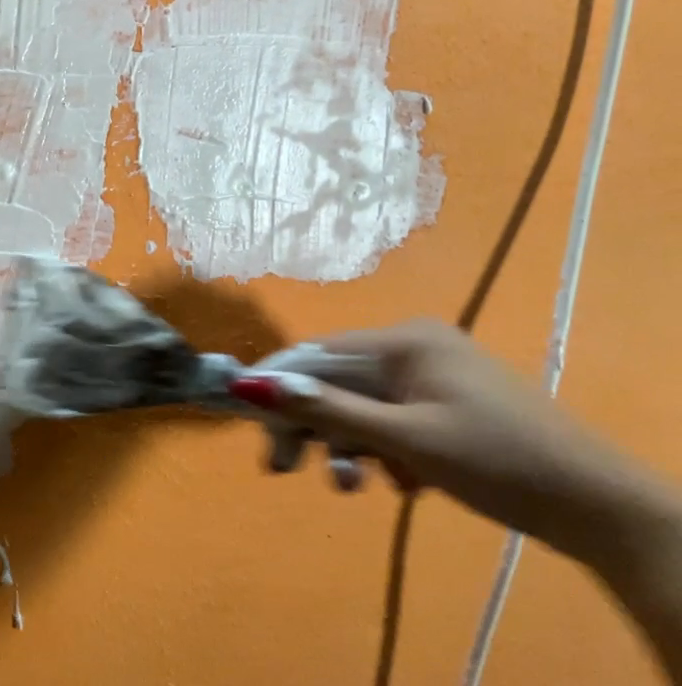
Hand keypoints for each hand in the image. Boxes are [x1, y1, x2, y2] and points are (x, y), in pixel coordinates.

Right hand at [229, 318, 664, 563]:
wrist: (610, 514)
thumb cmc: (501, 464)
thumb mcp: (404, 439)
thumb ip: (323, 410)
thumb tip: (244, 386)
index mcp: (404, 340)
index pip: (312, 354)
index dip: (273, 387)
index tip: (245, 427)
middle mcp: (414, 347)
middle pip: (333, 382)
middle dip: (309, 426)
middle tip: (283, 468)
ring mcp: (434, 376)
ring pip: (359, 405)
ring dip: (346, 446)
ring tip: (353, 487)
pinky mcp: (448, 405)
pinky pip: (388, 419)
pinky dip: (380, 450)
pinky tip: (397, 481)